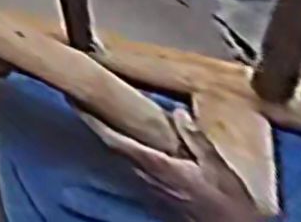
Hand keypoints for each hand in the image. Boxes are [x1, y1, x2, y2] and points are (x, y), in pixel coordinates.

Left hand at [81, 108, 268, 221]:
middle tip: (75, 97)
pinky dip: (117, 143)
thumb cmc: (229, 203)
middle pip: (106, 140)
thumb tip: (179, 111)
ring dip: (102, 130)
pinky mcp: (149, 188)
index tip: (71, 97)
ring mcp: (142, 180)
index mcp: (152, 162)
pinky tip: (118, 133)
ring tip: (90, 108)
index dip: (88, 117)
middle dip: (89, 119)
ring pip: (114, 149)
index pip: (109, 136)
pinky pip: (126, 160)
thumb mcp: (221, 172)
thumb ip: (199, 142)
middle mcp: (140, 170)